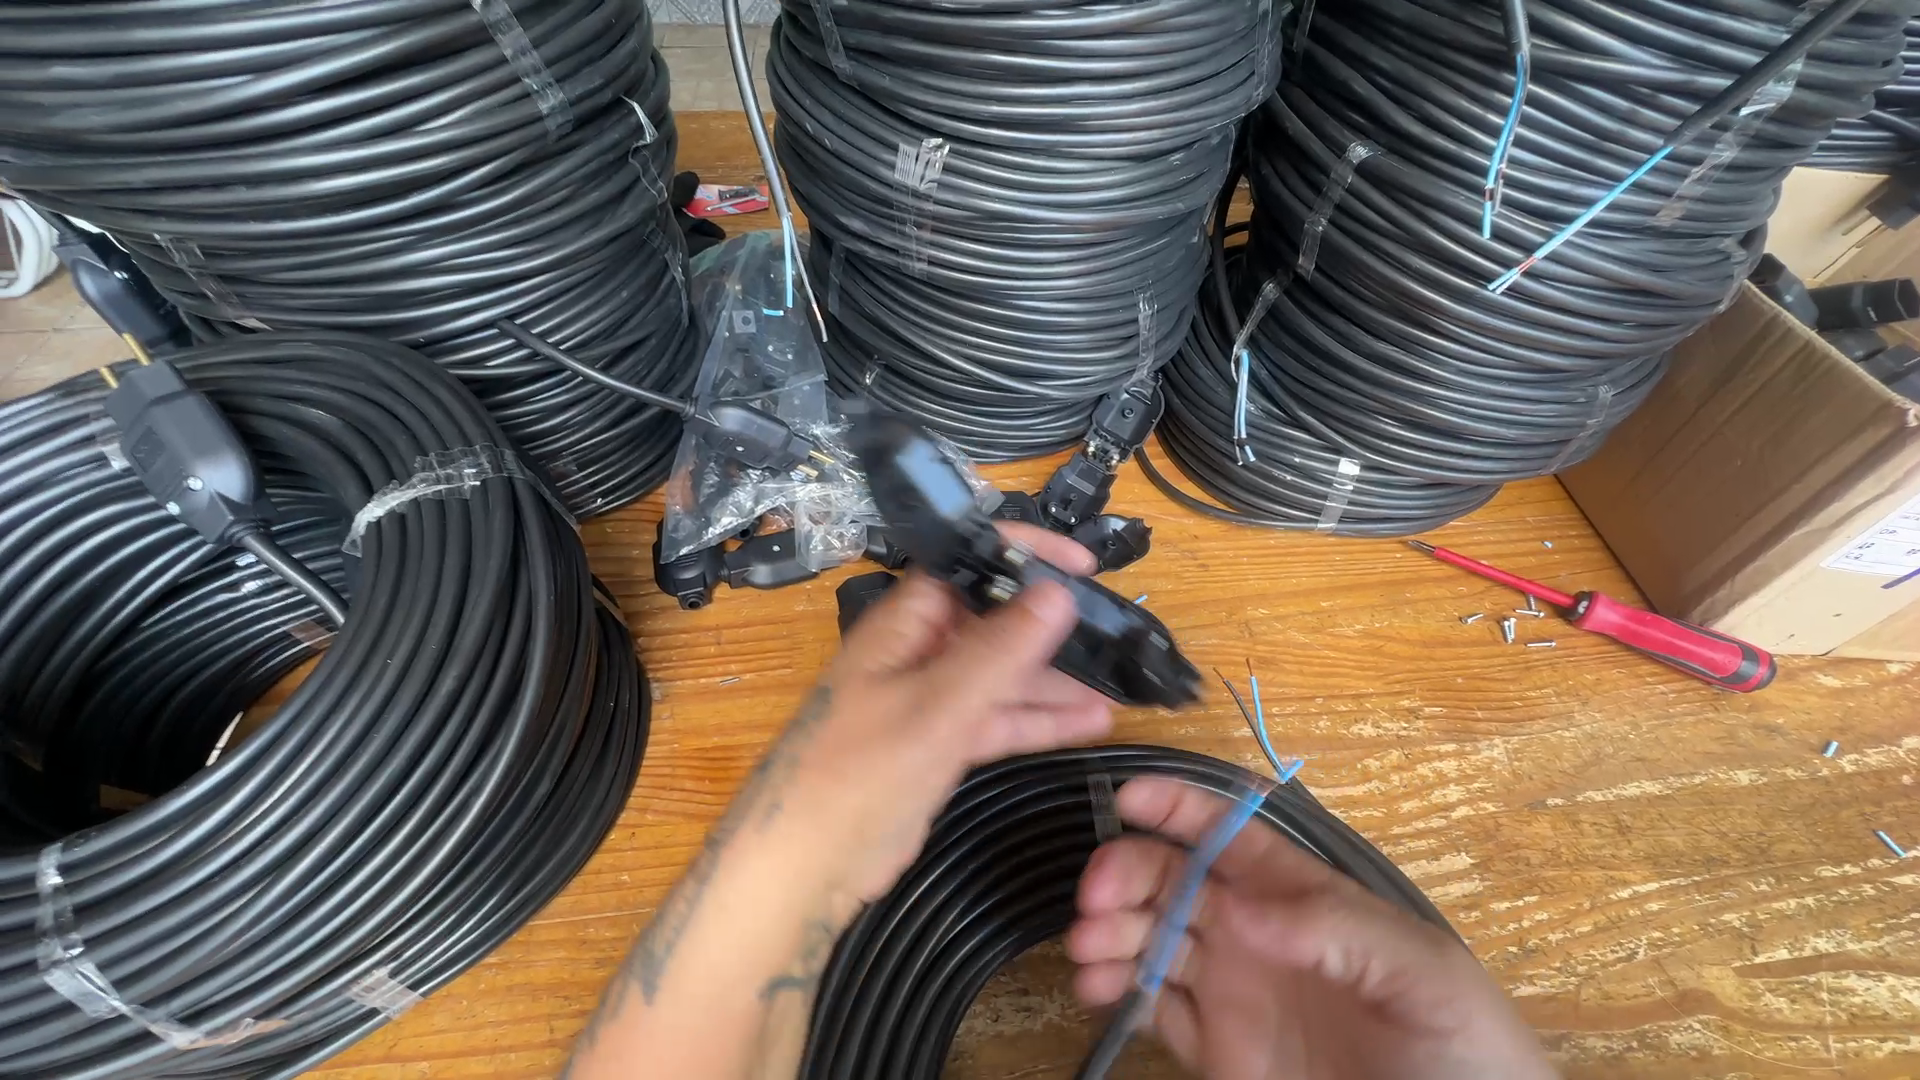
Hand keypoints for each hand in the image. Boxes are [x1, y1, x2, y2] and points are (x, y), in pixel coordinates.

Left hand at [770, 523, 1115, 905]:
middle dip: (1049, 626)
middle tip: (1112, 631)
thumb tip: (1054, 593)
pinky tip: (1089, 722)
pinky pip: (997, 718)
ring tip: (1115, 684)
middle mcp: (920, 651)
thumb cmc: (859, 773)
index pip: (969, 565)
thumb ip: (998, 651)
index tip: (1079, 565)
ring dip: (1053, 680)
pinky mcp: (941, 743)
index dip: (1023, 556)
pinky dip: (1038, 720)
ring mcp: (931, 698)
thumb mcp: (937, 706)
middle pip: (993, 622)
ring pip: (1002, 675)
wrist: (808, 866)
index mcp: (906, 623)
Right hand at [1068, 778, 1556, 1079]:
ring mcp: (1227, 986)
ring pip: (1149, 934)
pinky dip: (1114, 987)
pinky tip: (1096, 988)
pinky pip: (1150, 1004)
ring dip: (1108, 927)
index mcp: (1295, 894)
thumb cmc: (1460, 1047)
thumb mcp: (1421, 973)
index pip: (1226, 831)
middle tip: (1093, 896)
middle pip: (1170, 877)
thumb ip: (1333, 928)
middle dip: (1124, 871)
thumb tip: (1235, 909)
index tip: (1127, 798)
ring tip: (1086, 948)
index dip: (1177, 805)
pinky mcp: (1213, 1046)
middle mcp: (1250, 928)